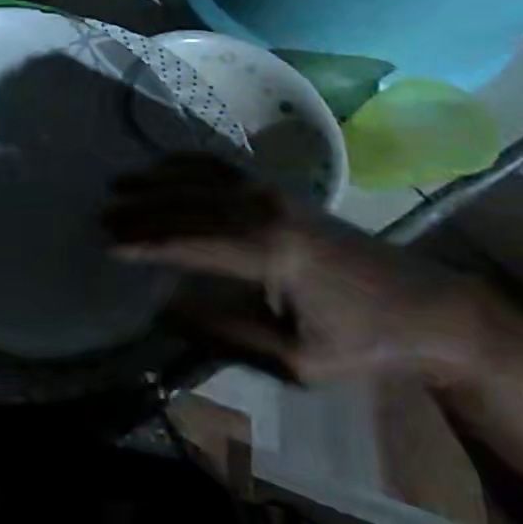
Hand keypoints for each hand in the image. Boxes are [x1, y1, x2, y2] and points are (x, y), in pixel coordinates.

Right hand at [102, 156, 517, 387]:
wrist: (421, 305)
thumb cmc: (358, 341)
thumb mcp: (291, 360)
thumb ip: (222, 331)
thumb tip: (161, 306)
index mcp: (267, 251)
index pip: (187, 240)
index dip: (143, 241)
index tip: (107, 243)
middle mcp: (263, 208)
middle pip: (186, 203)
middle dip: (140, 209)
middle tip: (101, 215)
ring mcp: (271, 190)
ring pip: (198, 177)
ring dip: (156, 181)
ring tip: (119, 187)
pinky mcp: (279, 187)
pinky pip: (221, 165)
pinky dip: (186, 163)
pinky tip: (164, 167)